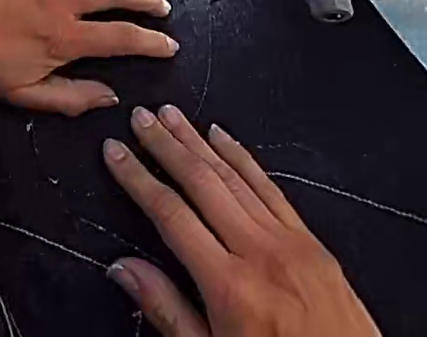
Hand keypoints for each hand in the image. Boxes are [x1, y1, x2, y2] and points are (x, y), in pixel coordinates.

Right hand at [103, 105, 381, 336]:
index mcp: (230, 288)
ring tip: (171, 115)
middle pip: (201, 181)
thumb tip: (123, 268)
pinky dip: (242, 157)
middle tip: (140, 117)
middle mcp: (259, 252)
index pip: (170, 215)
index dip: (137, 178)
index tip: (116, 152)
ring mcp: (288, 240)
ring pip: (233, 174)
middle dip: (165, 145)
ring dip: (198, 140)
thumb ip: (168, 311)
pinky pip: (269, 186)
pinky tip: (223, 136)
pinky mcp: (310, 239)